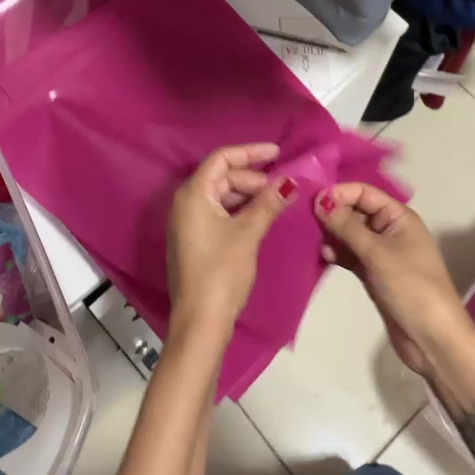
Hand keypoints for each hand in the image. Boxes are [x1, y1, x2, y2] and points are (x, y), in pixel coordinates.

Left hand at [167, 143, 298, 332]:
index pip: (221, 159)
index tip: (278, 153)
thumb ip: (267, 204)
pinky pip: (218, 212)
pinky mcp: (194, 239)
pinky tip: (260, 217)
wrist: (200, 322)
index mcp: (193, 194)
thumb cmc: (221, 272)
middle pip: (221, 176)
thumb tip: (289, 182)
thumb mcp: (247, 234)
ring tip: (276, 201)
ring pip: (221, 195)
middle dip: (252, 177)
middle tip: (282, 187)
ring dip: (247, 194)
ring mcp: (188, 222)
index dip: (250, 152)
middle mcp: (185, 203)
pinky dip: (239, 210)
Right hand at [316, 183, 472, 377]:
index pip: (364, 193)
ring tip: (310, 237)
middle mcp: (389, 230)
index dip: (339, 193)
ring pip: (350, 234)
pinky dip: (337, 253)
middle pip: (355, 211)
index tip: (312, 200)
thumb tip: (320, 199)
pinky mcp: (372, 274)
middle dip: (332, 212)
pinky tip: (323, 255)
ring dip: (332, 234)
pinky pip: (350, 255)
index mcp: (398, 217)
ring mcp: (381, 253)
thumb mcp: (377, 252)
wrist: (432, 338)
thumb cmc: (410, 286)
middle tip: (304, 217)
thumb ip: (347, 226)